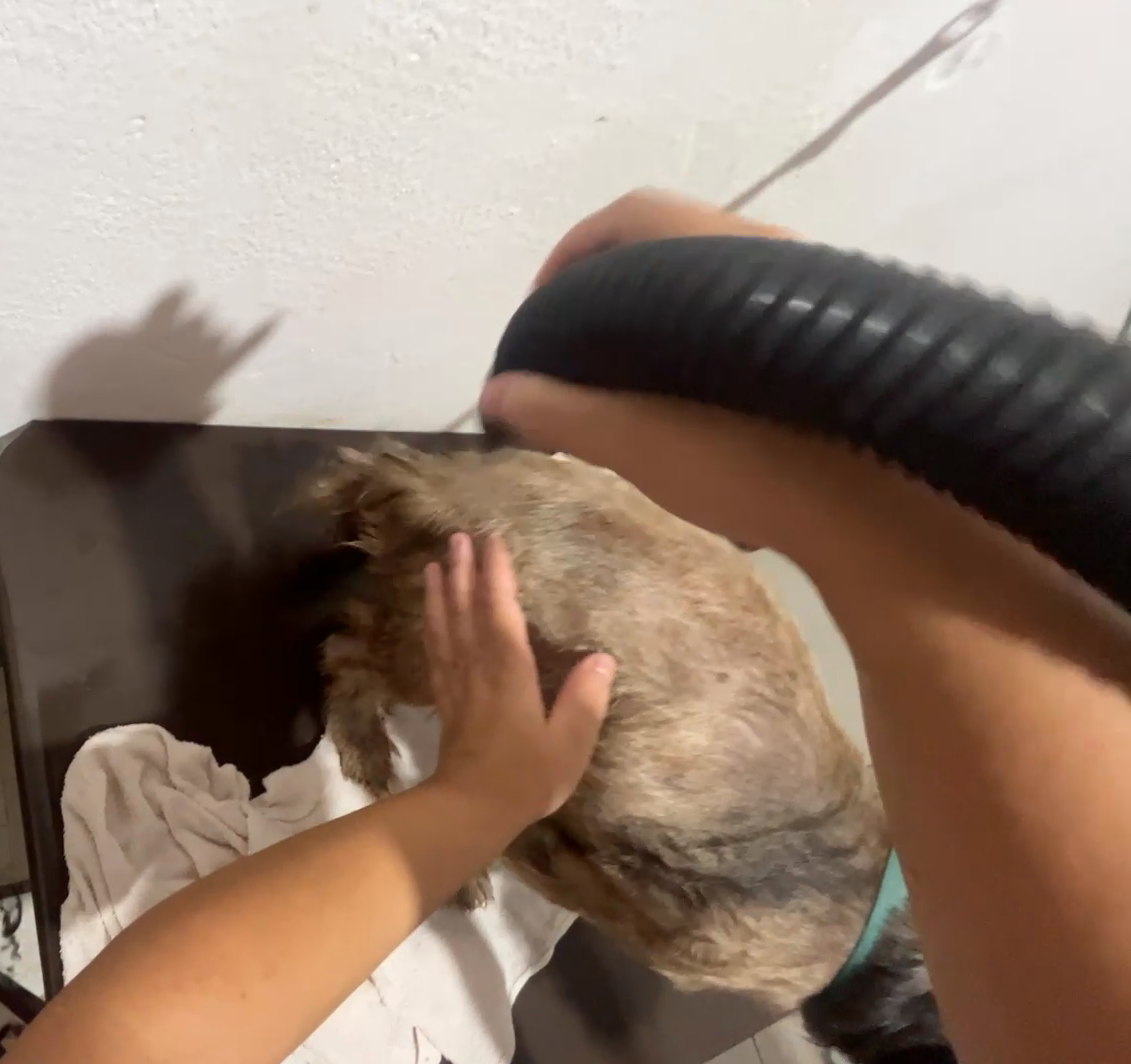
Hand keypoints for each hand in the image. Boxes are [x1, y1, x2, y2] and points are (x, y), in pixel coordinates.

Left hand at [423, 532, 614, 824]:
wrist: (471, 804)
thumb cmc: (527, 776)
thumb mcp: (570, 743)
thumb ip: (585, 700)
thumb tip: (603, 657)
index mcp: (509, 672)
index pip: (501, 612)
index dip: (496, 575)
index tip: (492, 541)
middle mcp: (477, 667)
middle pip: (466, 610)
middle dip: (463, 571)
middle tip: (458, 536)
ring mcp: (455, 679)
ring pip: (444, 624)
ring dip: (440, 591)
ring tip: (435, 562)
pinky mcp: (444, 695)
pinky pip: (434, 648)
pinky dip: (431, 623)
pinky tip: (429, 612)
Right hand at [490, 187, 923, 563]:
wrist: (896, 516)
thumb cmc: (753, 460)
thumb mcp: (631, 439)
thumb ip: (555, 411)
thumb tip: (495, 393)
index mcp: (718, 264)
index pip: (625, 219)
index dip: (565, 257)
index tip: (536, 313)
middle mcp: (771, 259)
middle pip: (662, 250)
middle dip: (602, 297)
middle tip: (568, 358)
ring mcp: (812, 297)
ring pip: (704, 289)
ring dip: (647, 327)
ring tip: (615, 390)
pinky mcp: (833, 340)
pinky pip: (740, 320)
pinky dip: (689, 349)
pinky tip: (678, 409)